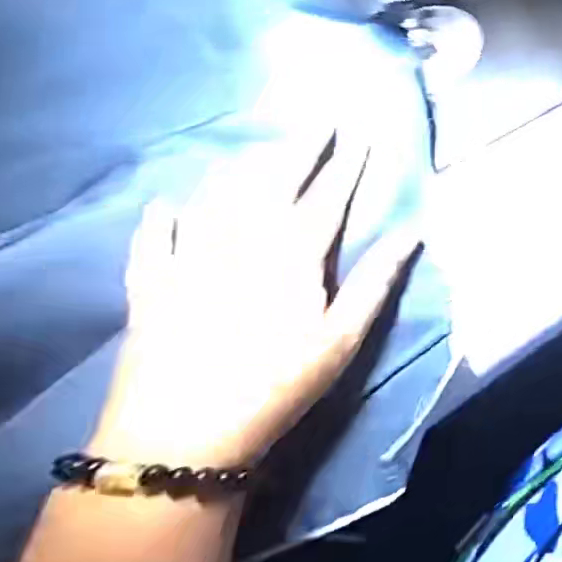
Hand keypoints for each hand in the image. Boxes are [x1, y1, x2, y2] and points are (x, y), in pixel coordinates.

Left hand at [89, 135, 420, 468]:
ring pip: (213, 201)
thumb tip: (411, 233)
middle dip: (297, 151)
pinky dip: (158, 220)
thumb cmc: (278, 384)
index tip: (362, 137)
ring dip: (237, 170)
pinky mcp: (149, 290)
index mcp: (291, 258)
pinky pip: (151, 244)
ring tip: (255, 149)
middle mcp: (238, 247)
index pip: (325, 199)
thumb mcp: (342, 337)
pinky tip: (164, 203)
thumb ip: (375, 280)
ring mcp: (188, 264)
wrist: (181, 437)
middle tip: (316, 123)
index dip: (346, 166)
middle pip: (270, 186)